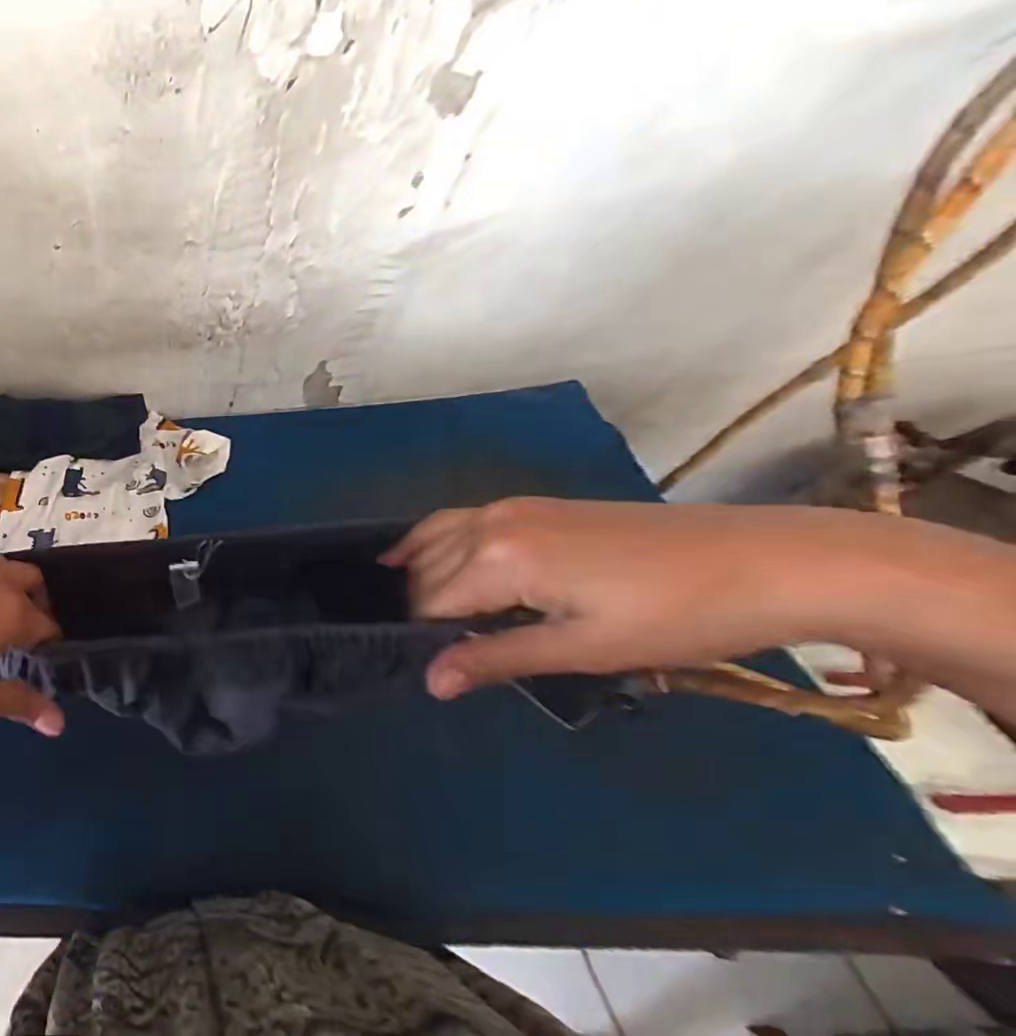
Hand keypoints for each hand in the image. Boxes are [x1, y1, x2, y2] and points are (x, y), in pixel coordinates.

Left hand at [0, 553, 66, 734]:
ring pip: (7, 568)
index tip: (37, 665)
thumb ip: (21, 705)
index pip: (48, 626)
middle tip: (20, 639)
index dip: (47, 648)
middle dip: (37, 607)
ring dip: (13, 588)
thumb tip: (60, 725)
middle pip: (35, 585)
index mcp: (14, 611)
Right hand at [378, 497, 882, 698]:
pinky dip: (431, 541)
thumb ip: (496, 659)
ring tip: (420, 613)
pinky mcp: (530, 504)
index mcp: (498, 559)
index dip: (425, 638)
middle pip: (427, 571)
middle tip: (438, 651)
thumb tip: (429, 683)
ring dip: (421, 575)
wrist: (771, 560)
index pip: (430, 602)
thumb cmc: (677, 616)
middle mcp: (489, 524)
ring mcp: (508, 507)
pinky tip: (416, 555)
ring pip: (434, 540)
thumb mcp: (583, 649)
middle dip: (421, 609)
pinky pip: (457, 521)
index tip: (436, 669)